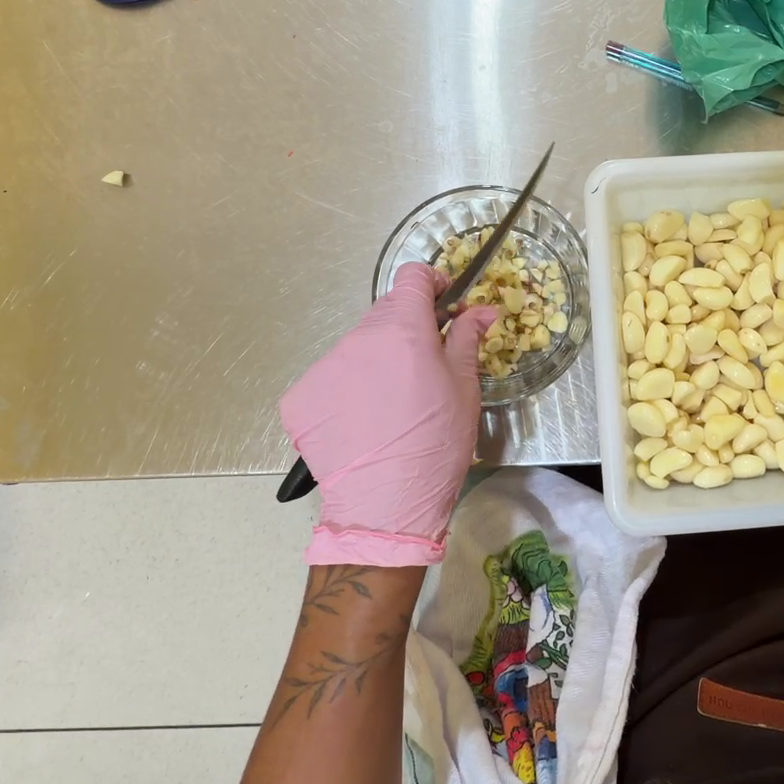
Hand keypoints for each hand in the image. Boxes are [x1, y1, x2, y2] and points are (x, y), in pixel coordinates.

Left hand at [278, 262, 497, 567]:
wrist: (386, 506)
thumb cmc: (438, 444)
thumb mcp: (464, 389)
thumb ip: (467, 340)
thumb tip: (482, 309)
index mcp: (403, 330)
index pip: (411, 277)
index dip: (431, 283)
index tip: (445, 303)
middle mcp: (358, 338)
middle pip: (386, 313)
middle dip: (410, 328)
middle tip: (428, 365)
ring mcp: (324, 367)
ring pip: (360, 346)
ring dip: (380, 358)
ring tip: (396, 402)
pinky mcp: (301, 397)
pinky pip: (334, 377)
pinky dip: (352, 387)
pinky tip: (367, 420)